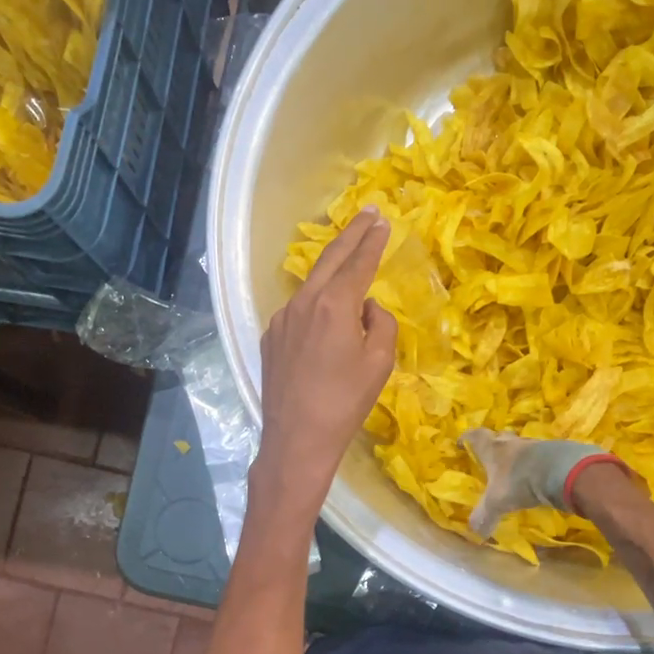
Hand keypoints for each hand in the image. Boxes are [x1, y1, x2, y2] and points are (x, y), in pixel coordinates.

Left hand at [255, 208, 397, 507]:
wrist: (297, 439)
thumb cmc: (345, 403)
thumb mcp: (379, 363)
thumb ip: (380, 323)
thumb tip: (367, 308)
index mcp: (334, 304)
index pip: (358, 261)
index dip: (372, 240)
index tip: (382, 220)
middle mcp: (304, 302)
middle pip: (329, 259)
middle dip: (350, 235)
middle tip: (367, 214)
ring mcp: (282, 320)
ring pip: (311, 285)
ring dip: (331, 270)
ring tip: (348, 259)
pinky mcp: (271, 339)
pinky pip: (298, 311)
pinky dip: (315, 303)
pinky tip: (324, 314)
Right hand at [461, 429, 624, 537]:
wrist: (562, 472)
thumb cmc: (520, 482)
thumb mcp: (497, 503)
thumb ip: (484, 516)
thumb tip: (476, 533)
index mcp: (494, 449)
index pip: (475, 436)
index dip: (467, 439)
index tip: (461, 443)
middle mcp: (513, 443)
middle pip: (500, 437)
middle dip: (494, 445)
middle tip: (490, 457)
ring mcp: (536, 446)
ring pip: (522, 446)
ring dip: (517, 455)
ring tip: (515, 470)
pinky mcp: (555, 453)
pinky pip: (541, 457)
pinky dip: (536, 464)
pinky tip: (537, 476)